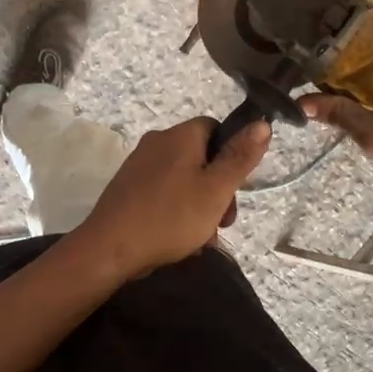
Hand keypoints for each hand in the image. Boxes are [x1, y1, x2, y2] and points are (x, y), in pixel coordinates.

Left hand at [72, 117, 270, 278]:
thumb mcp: (216, 190)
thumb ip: (239, 157)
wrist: (110, 247)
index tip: (235, 187)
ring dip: (199, 207)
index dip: (231, 155)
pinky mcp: (128, 188)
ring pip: (183, 180)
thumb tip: (262, 123)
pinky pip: (163, 193)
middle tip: (223, 222)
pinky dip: (176, 212)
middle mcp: (157, 142)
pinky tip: (180, 240)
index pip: (215, 128)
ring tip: (202, 239)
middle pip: (200, 157)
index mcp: (179, 136)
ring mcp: (139, 165)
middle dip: (217, 190)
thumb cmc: (171, 217)